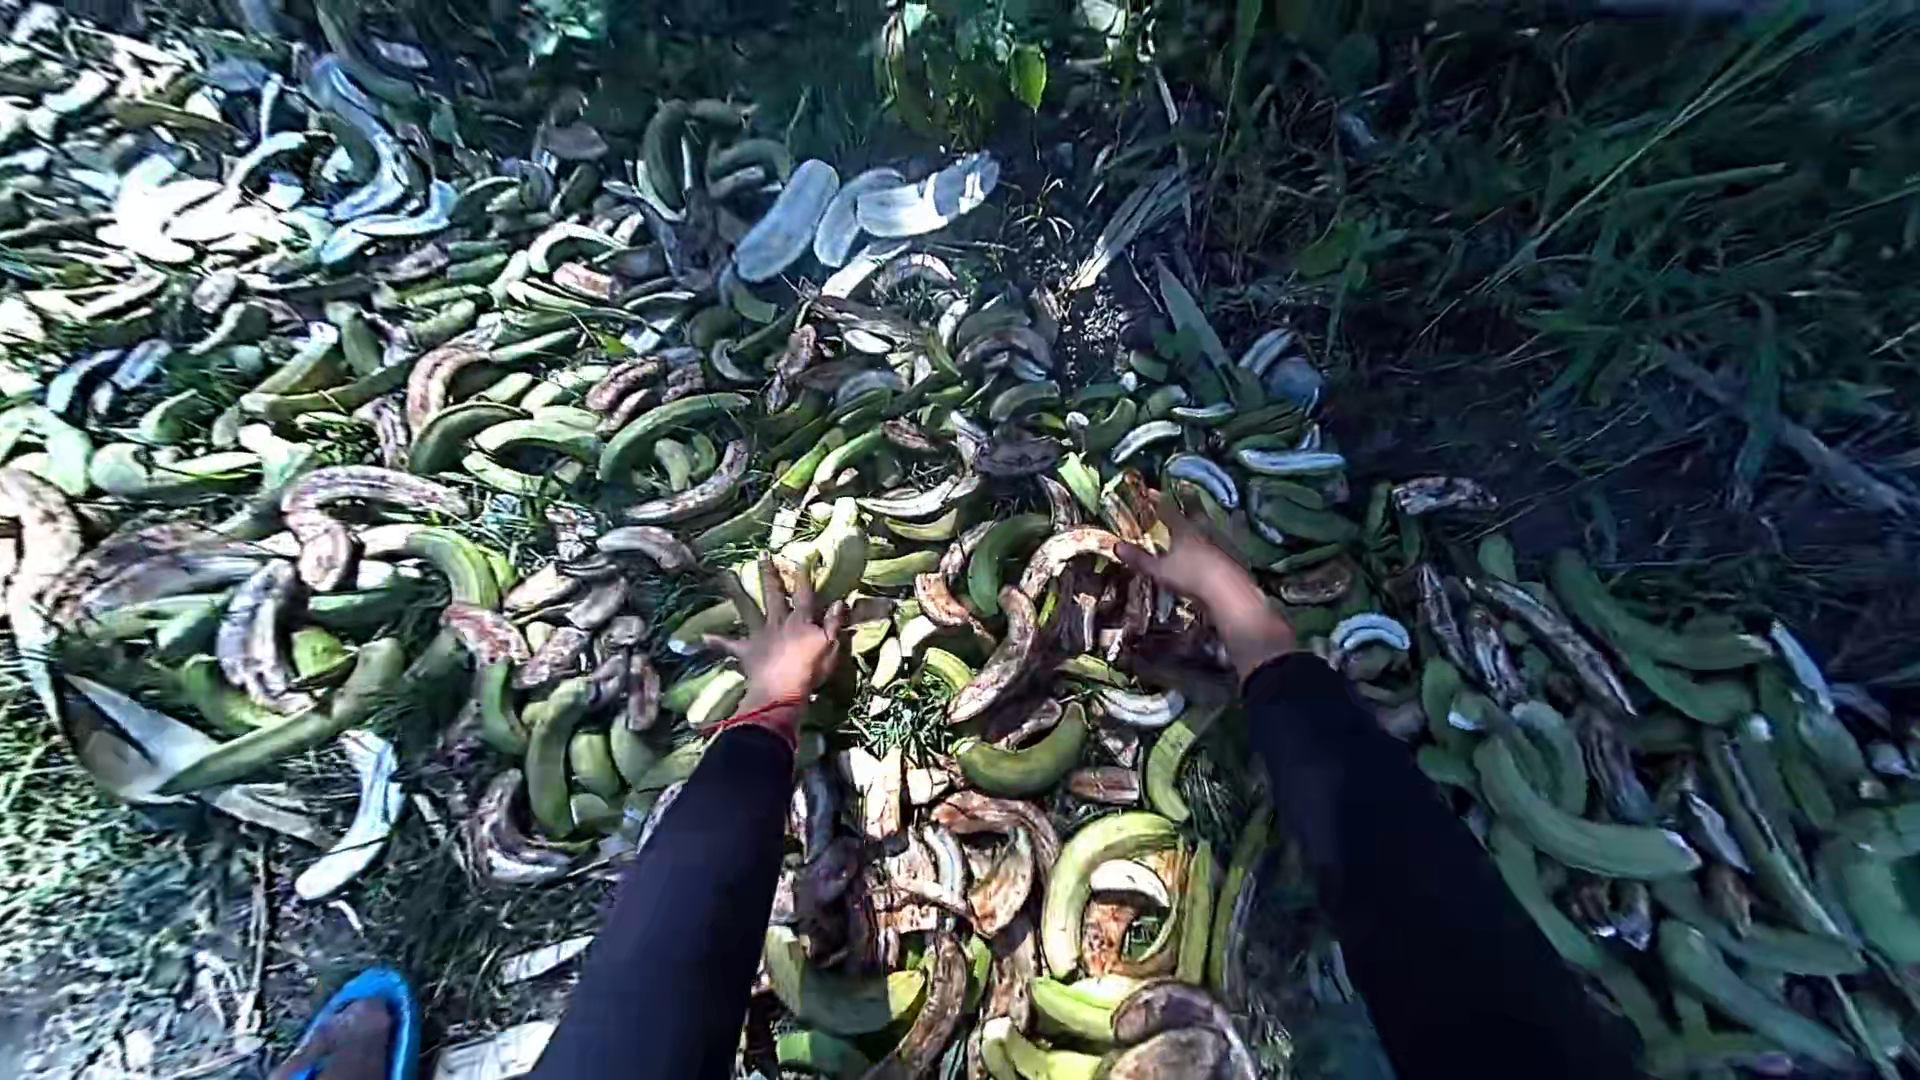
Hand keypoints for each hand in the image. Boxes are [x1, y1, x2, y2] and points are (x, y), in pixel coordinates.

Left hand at [706, 557, 844, 711]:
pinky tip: (703, 637)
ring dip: (737, 592)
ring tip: (726, 576)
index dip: (803, 576)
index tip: (801, 558)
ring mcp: (760, 635)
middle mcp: (778, 621)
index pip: (804, 594)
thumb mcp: (830, 647)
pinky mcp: (746, 651)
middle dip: (769, 573)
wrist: (780, 693)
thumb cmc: (810, 671)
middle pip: (773, 593)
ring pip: (748, 609)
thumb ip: (834, 623)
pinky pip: (729, 645)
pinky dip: (717, 641)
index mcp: (800, 620)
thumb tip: (839, 601)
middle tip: (762, 554)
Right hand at [1117, 493, 1296, 680]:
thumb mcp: (1159, 571)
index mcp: (1184, 530)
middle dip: (1188, 498)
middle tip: (1185, 486)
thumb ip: (1139, 559)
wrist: (1228, 592)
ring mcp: (1222, 541)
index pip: (1168, 510)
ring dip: (1207, 514)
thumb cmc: (1190, 578)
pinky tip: (1228, 534)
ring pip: (1213, 521)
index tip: (1150, 490)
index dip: (1157, 500)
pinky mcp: (1235, 554)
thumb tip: (1116, 546)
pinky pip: (1227, 536)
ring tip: (1205, 510)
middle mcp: (1204, 530)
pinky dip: (1226, 531)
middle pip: (1195, 509)